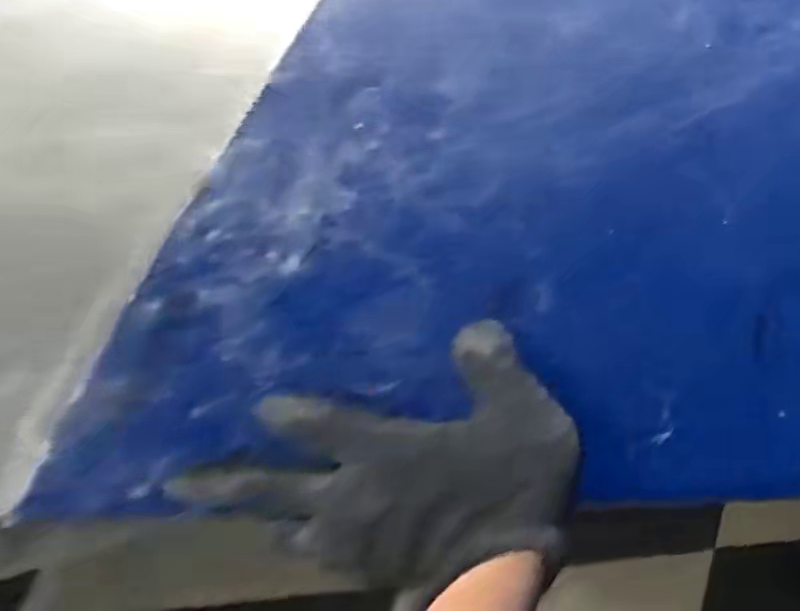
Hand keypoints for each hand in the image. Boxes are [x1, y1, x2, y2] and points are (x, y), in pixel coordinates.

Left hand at [167, 321, 578, 609]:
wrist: (503, 562)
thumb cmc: (512, 476)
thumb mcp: (520, 408)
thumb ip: (493, 368)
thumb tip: (470, 328)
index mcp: (383, 450)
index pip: (322, 426)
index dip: (289, 414)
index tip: (261, 404)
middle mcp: (350, 495)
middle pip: (274, 489)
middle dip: (225, 483)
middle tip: (179, 481)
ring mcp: (351, 540)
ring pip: (287, 530)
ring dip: (265, 519)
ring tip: (254, 516)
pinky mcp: (365, 571)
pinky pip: (317, 554)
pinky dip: (305, 542)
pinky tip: (314, 542)